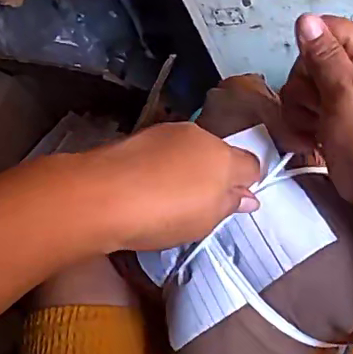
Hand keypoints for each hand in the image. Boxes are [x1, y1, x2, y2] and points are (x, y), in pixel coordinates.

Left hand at [81, 121, 262, 250]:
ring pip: (189, 149)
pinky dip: (160, 165)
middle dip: (214, 175)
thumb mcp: (204, 221)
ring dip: (186, 168)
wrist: (100, 195)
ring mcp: (166, 132)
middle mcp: (199, 135)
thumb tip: (247, 196)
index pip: (252, 165)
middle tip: (197, 205)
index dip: (246, 185)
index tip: (232, 203)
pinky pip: (162, 151)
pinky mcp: (139, 135)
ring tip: (166, 198)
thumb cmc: (161, 214)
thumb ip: (229, 205)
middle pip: (219, 154)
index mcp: (224, 157)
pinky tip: (145, 186)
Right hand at [280, 13, 352, 213]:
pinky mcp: (327, 122)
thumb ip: (323, 55)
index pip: (326, 28)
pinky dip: (302, 128)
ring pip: (297, 90)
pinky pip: (300, 114)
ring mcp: (339, 99)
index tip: (313, 72)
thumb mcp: (346, 92)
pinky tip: (313, 140)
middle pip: (306, 61)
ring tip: (320, 129)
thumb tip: (304, 19)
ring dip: (301, 112)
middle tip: (323, 108)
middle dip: (304, 87)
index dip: (311, 46)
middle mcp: (352, 72)